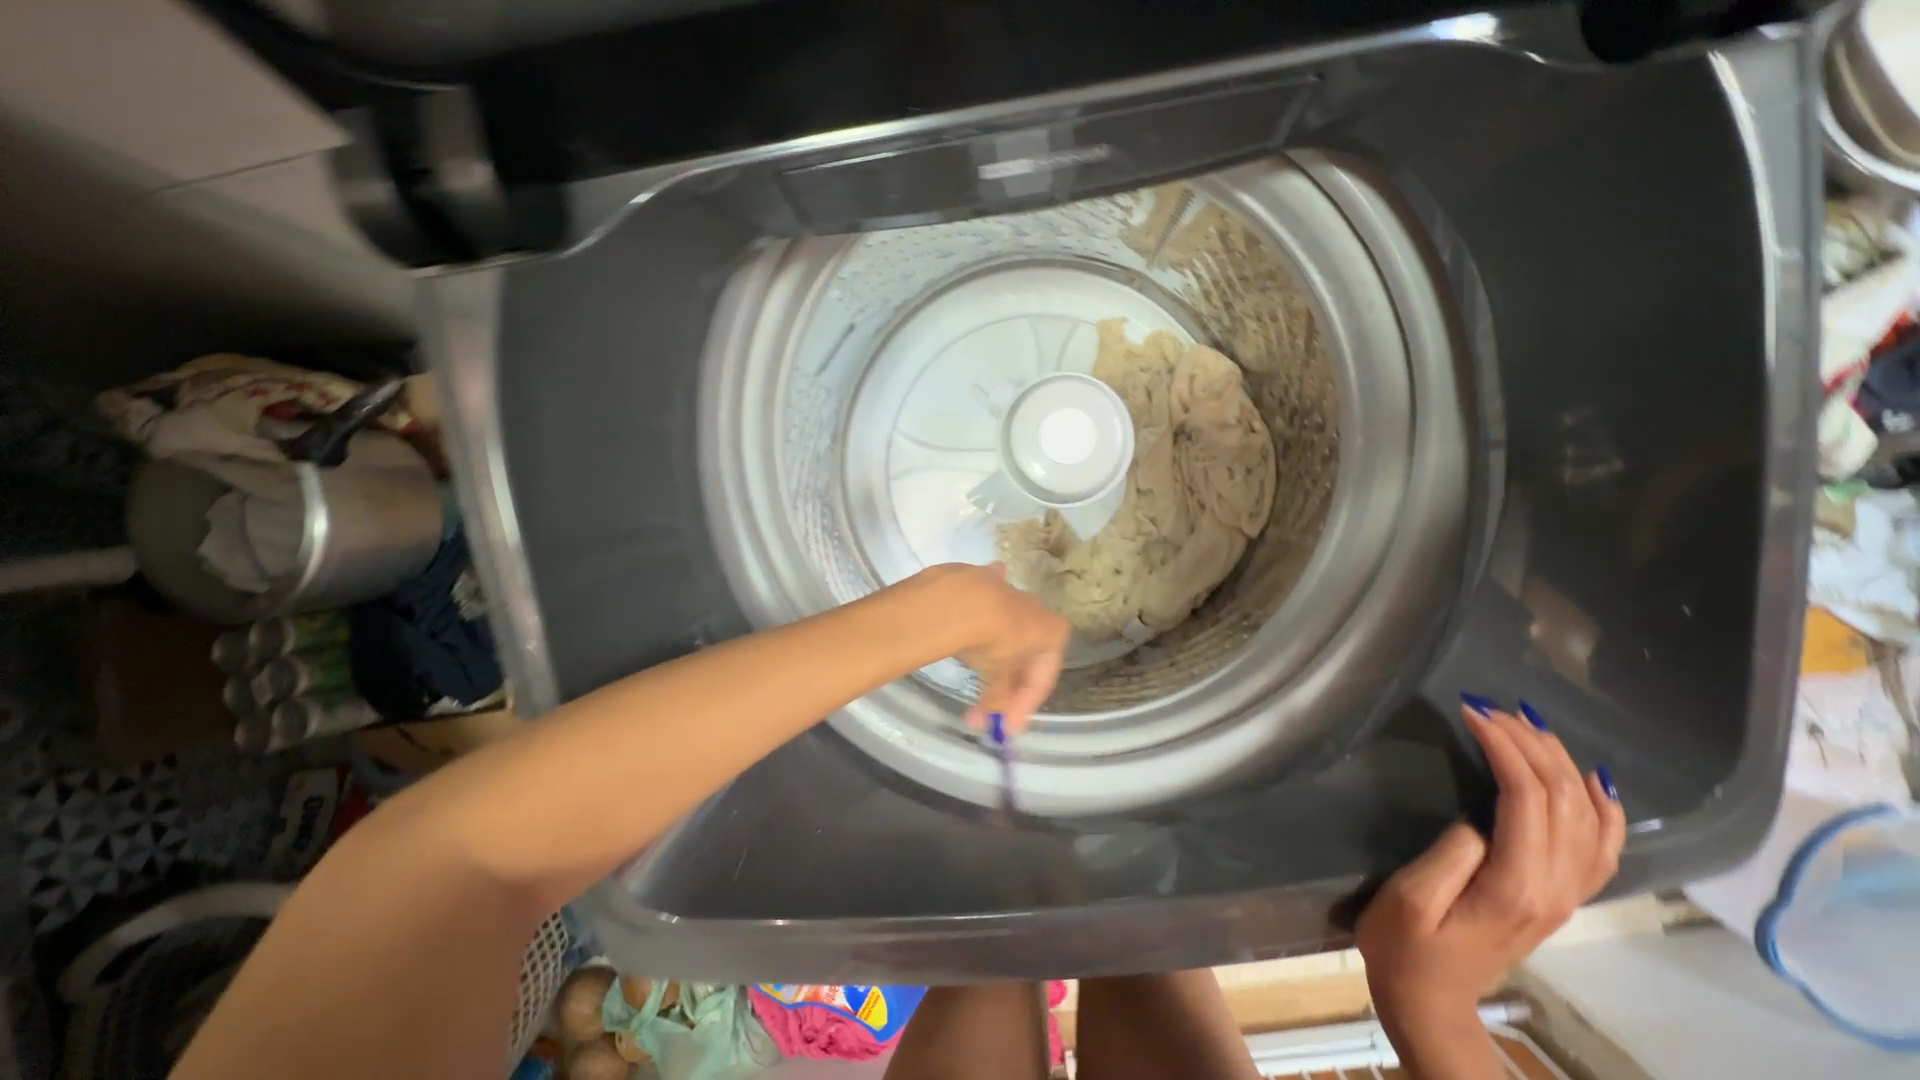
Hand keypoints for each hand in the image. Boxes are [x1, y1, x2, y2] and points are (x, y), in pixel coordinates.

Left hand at [911, 563, 1070, 734]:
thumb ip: (998, 698)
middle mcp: (1039, 612)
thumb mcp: (998, 677)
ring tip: (974, 676)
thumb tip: (993, 716)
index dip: (1024, 707)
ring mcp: (1012, 593)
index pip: (1042, 680)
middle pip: (1023, 659)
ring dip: (992, 660)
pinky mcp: (985, 582)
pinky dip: (980, 621)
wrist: (966, 600)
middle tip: (984, 710)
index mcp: (1054, 634)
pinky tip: (971, 624)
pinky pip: (985, 611)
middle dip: (1004, 687)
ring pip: (1005, 636)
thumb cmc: (995, 642)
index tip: (1007, 728)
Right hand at [1356, 701, 1624, 1073]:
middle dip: (1531, 744)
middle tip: (1490, 709)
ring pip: (1587, 815)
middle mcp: (1554, 887)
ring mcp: (1564, 894)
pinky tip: (1592, 781)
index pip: (1527, 798)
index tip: (1471, 712)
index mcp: (1515, 884)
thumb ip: (1450, 855)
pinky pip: (1601, 846)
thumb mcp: (1409, 901)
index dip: (1504, 748)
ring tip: (1528, 725)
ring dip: (1561, 763)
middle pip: (1563, 799)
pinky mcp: (1560, 896)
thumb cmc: (1404, 947)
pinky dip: (1603, 807)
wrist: (1428, 999)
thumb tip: (1480, 818)